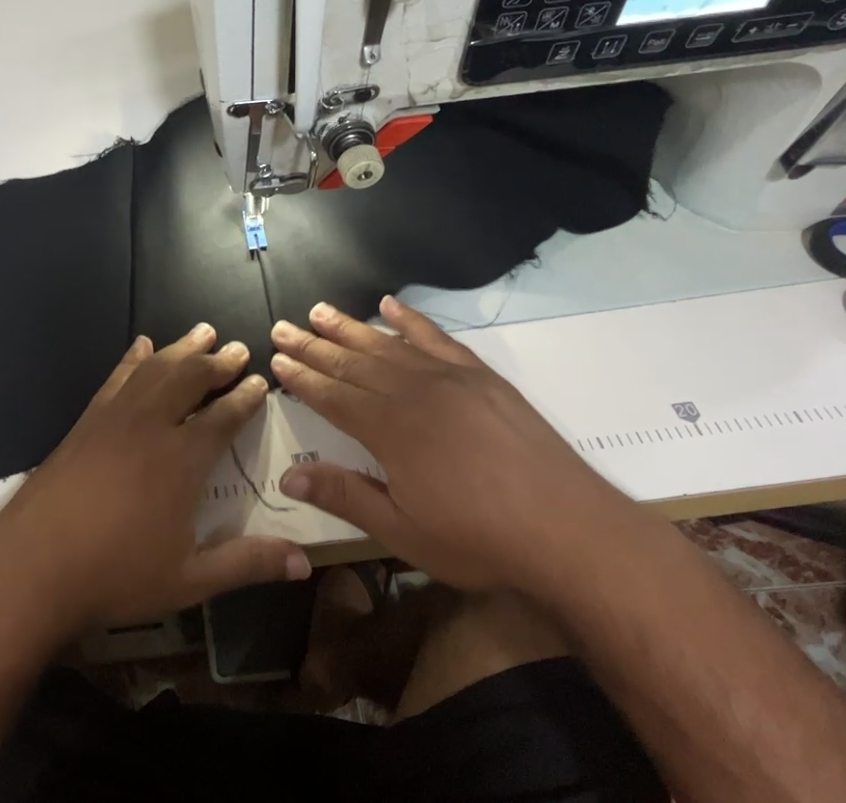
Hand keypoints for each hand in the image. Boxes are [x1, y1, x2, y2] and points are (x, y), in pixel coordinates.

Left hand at [0, 324, 310, 631]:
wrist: (32, 566)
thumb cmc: (114, 575)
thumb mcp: (188, 580)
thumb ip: (246, 564)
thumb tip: (304, 561)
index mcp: (181, 460)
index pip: (223, 416)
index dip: (245, 397)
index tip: (260, 382)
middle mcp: (150, 427)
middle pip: (189, 379)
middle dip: (217, 362)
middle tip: (238, 348)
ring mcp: (113, 420)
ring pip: (154, 370)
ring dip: (181, 349)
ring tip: (202, 333)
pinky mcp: (84, 424)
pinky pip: (115, 379)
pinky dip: (132, 359)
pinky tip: (140, 346)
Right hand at [270, 297, 628, 590]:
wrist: (569, 529)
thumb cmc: (479, 540)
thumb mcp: (402, 531)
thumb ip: (345, 497)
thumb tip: (288, 475)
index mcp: (391, 431)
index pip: (333, 396)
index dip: (302, 379)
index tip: (276, 360)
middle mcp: (416, 394)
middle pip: (354, 364)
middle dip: (315, 346)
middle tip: (283, 326)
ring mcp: (452, 380)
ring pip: (390, 346)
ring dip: (352, 328)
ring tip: (321, 311)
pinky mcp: (484, 378)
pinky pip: (439, 339)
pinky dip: (412, 321)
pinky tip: (392, 306)